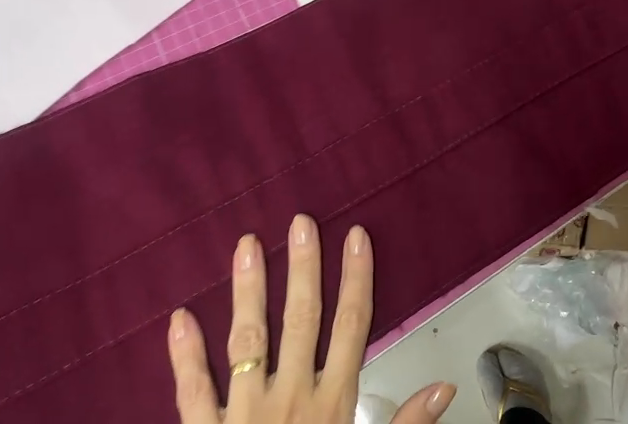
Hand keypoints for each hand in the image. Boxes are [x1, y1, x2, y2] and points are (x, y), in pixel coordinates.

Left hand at [168, 217, 455, 423]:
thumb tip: (446, 386)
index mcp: (332, 402)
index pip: (351, 326)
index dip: (356, 278)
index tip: (356, 236)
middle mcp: (291, 398)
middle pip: (301, 321)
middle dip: (303, 269)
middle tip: (300, 222)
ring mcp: (244, 414)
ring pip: (248, 342)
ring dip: (248, 291)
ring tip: (246, 245)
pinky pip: (192, 393)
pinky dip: (184, 356)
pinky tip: (180, 317)